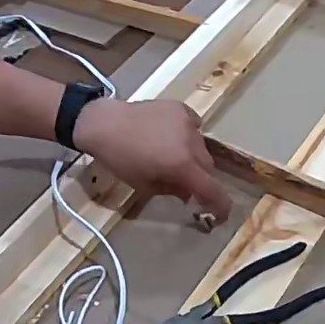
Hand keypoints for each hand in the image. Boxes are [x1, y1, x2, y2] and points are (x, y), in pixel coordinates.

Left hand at [74, 98, 230, 223]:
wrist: (103, 123)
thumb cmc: (120, 159)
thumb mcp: (144, 185)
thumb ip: (172, 190)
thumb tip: (189, 193)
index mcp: (182, 166)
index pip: (212, 189)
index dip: (220, 205)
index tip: (220, 214)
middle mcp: (192, 144)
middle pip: (208, 166)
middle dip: (199, 175)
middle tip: (181, 177)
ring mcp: (188, 123)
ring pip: (201, 146)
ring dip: (191, 154)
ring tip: (169, 151)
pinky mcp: (181, 109)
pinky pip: (194, 125)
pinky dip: (187, 134)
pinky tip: (169, 134)